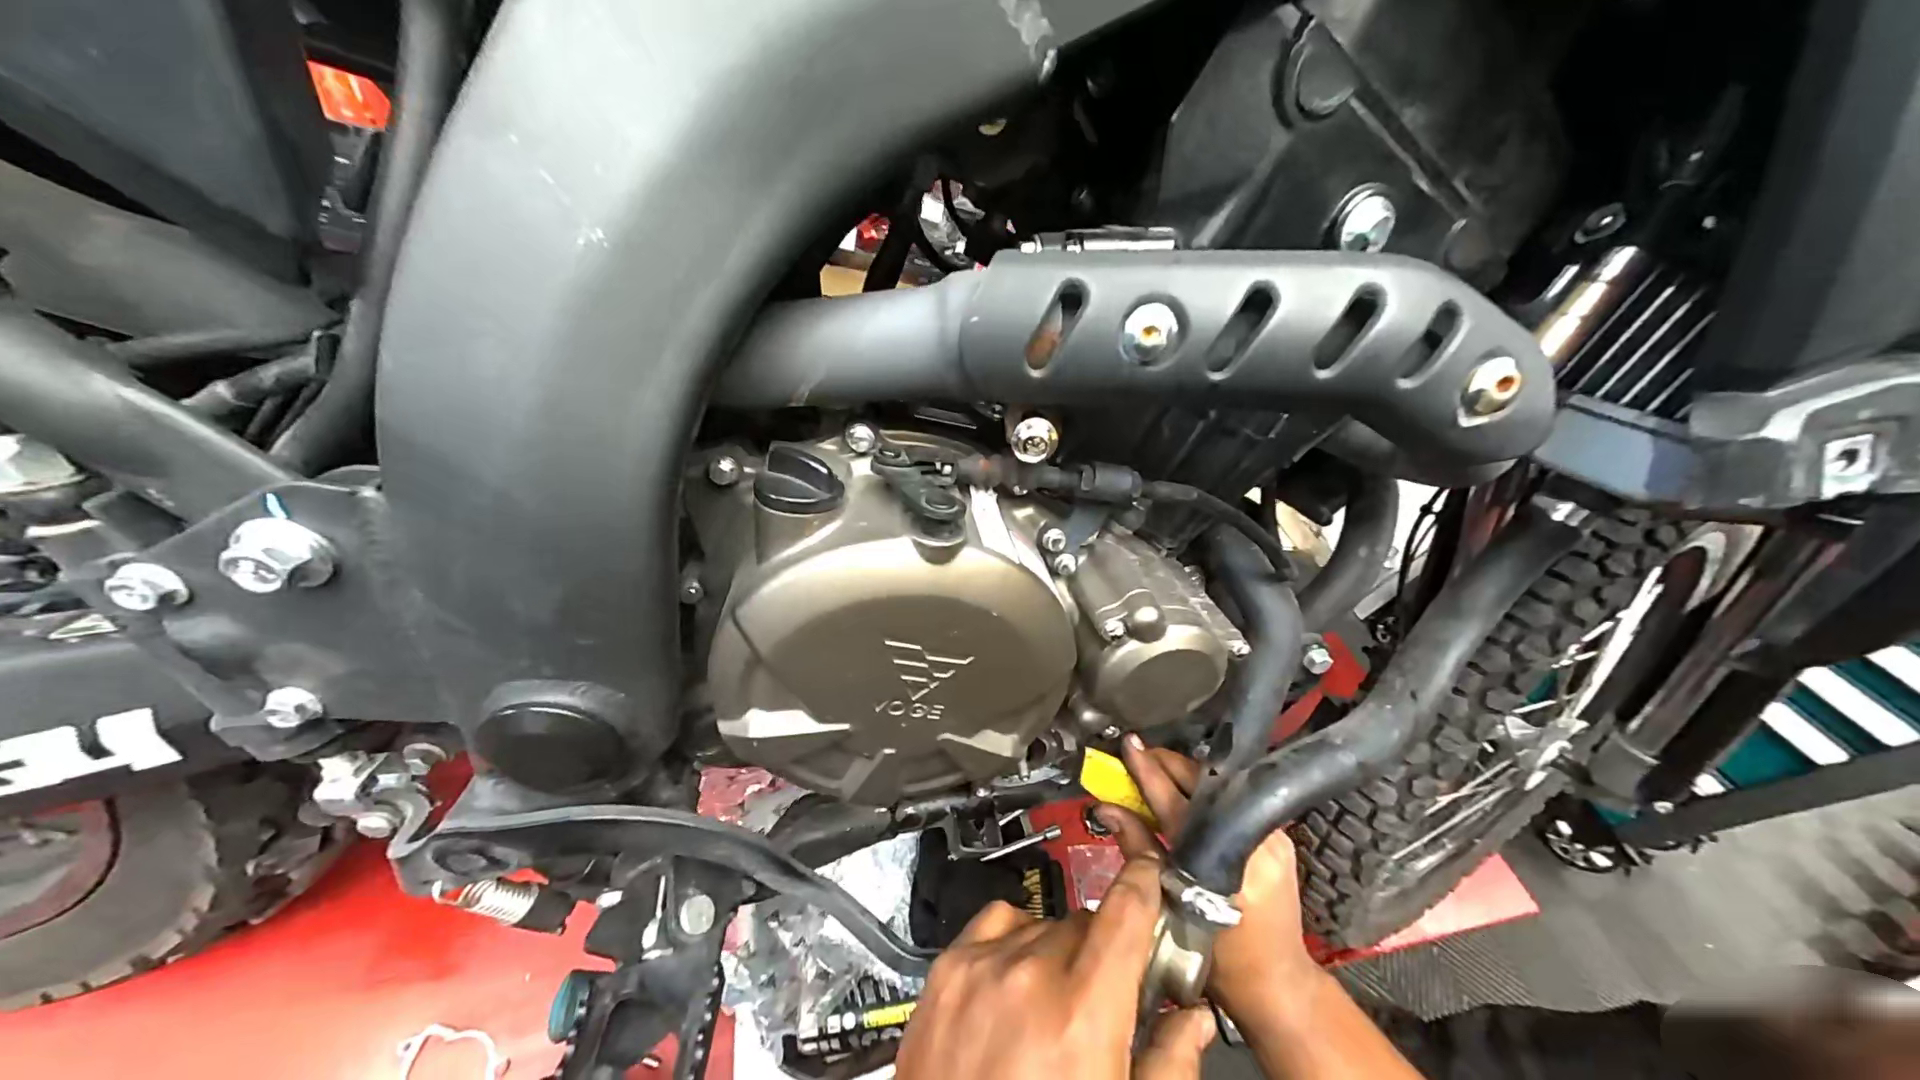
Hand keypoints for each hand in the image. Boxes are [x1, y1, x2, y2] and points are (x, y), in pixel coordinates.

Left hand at [896, 856, 1215, 1079]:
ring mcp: (983, 964)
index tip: (1150, 875)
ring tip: (1050, 1002)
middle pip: (1084, 923)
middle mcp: (1031, 975)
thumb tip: (1191, 1018)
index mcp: (1083, 1013)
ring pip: (1042, 923)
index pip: (1124, 912)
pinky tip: (1015, 980)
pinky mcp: (948, 967)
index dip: (1144, 884)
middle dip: (1100, 950)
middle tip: (1100, 994)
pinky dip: (1014, 939)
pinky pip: (997, 921)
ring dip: (1056, 950)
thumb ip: (1166, 1064)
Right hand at [1096, 735, 1323, 1016]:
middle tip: (1136, 756)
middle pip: (1203, 784)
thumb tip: (1106, 810)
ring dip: (1184, 778)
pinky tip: (1184, 797)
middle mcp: (1255, 839)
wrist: (1277, 986)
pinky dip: (1203, 796)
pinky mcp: (1279, 839)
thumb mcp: (1170, 905)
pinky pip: (1231, 803)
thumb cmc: (1220, 960)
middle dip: (1167, 765)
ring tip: (1154, 772)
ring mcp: (1274, 837)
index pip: (1177, 800)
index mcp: (1225, 859)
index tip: (1129, 744)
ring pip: (1218, 789)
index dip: (1148, 771)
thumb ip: (1138, 849)